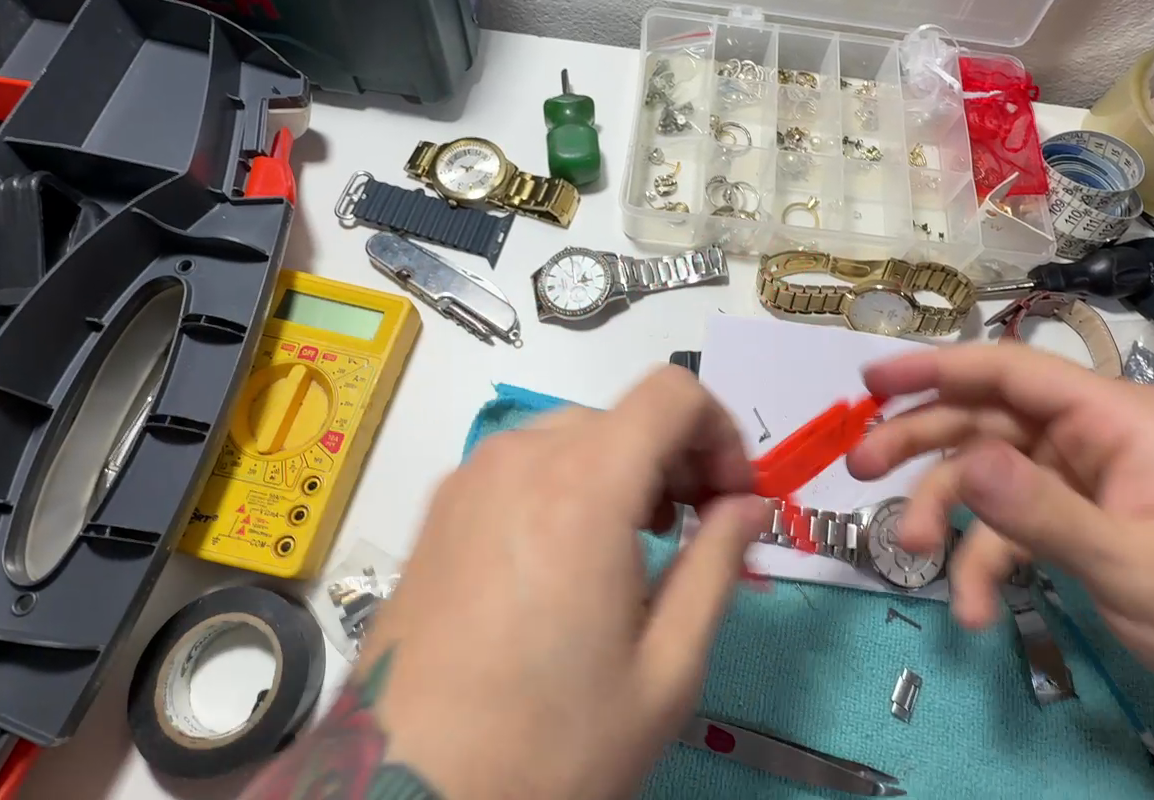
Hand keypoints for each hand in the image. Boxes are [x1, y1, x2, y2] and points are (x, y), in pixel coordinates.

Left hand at [353, 367, 767, 799]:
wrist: (403, 793)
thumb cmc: (551, 742)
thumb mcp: (665, 669)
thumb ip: (719, 564)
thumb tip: (750, 504)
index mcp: (583, 486)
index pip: (672, 393)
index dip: (719, 431)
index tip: (731, 496)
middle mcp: (521, 458)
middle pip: (625, 415)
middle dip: (676, 458)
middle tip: (693, 529)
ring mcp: (471, 476)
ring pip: (575, 435)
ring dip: (624, 470)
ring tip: (633, 549)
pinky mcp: (440, 504)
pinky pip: (525, 462)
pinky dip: (569, 481)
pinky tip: (567, 556)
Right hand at [846, 342, 1153, 799]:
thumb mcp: (1139, 568)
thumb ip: (1044, 512)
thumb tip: (962, 459)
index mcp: (1116, 419)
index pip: (1011, 370)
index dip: (935, 367)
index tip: (869, 382)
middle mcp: (1093, 438)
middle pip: (986, 420)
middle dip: (921, 445)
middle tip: (858, 469)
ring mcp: (1086, 483)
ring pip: (990, 477)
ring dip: (948, 516)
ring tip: (914, 560)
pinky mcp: (1083, 526)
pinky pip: (1014, 528)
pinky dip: (985, 563)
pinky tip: (974, 611)